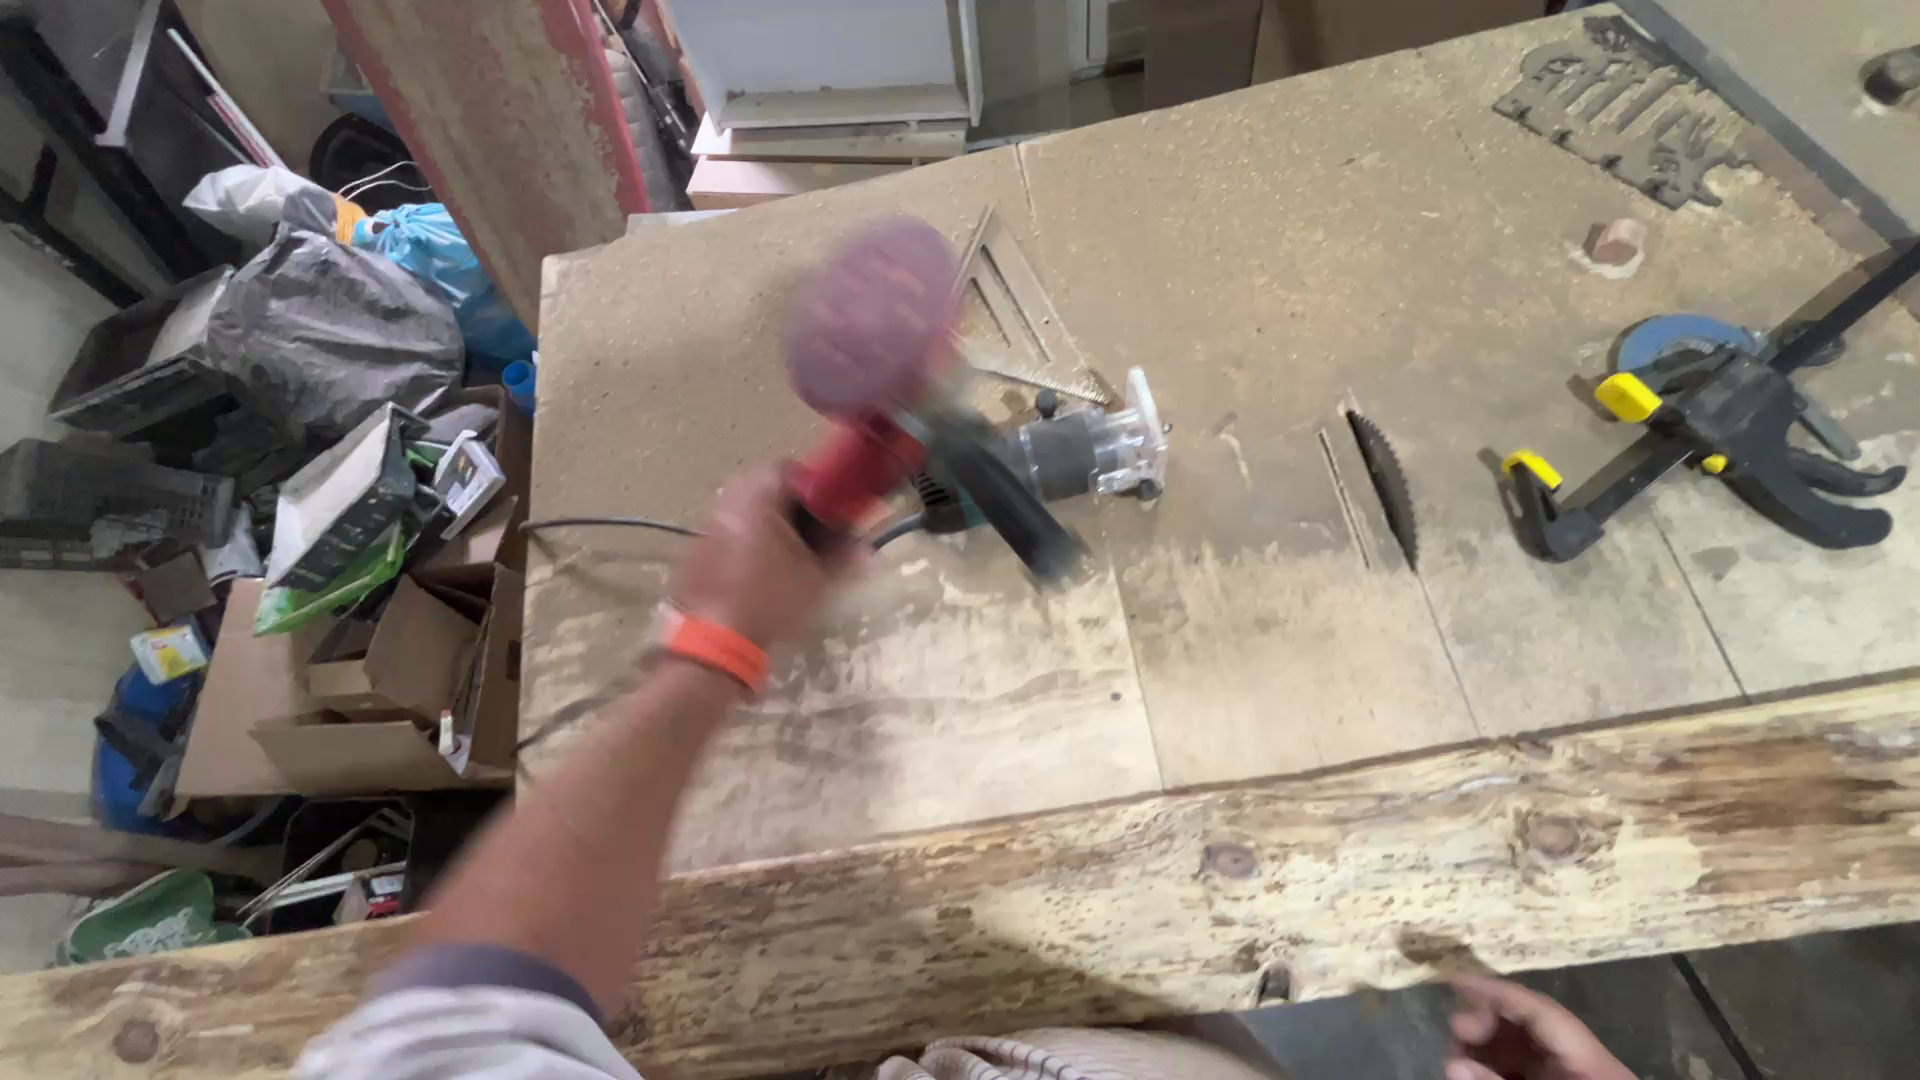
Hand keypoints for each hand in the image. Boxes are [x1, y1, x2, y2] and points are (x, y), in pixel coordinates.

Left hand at [671, 464, 860, 647]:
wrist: (714, 642)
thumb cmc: (771, 600)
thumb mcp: (817, 579)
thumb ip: (844, 555)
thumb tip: (864, 546)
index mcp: (758, 498)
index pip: (790, 468)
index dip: (817, 485)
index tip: (833, 509)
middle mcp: (728, 503)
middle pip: (765, 486)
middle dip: (793, 503)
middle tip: (815, 530)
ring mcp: (708, 527)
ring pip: (746, 508)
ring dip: (771, 521)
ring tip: (792, 551)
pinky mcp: (698, 552)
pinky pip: (730, 531)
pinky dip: (749, 539)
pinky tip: (763, 570)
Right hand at [1445, 975, 1634, 1079]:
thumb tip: (1451, 1064)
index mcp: (1597, 1067)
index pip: (1542, 1012)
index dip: (1496, 991)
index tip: (1452, 980)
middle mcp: (1588, 1066)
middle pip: (1530, 1025)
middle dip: (1487, 1023)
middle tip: (1455, 1032)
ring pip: (1524, 1047)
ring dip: (1486, 1046)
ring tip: (1457, 1060)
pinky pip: (1526, 1069)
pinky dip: (1496, 1067)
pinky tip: (1474, 1072)